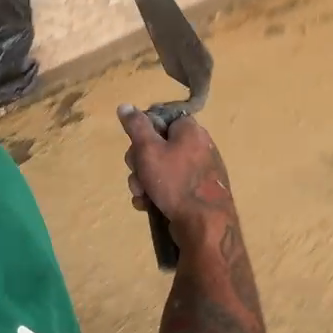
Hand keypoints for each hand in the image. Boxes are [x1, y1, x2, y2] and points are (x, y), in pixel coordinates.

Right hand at [119, 104, 236, 242]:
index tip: (135, 144)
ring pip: (160, 167)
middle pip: (157, 143)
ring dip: (144, 179)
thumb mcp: (148, 149)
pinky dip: (156, 193)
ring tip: (141, 194)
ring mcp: (200, 172)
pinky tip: (147, 204)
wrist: (206, 228)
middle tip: (136, 172)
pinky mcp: (198, 193)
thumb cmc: (175, 182)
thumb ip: (136, 125)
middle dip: (139, 160)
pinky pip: (171, 185)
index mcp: (191, 131)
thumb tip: (126, 105)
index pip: (162, 117)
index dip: (143, 129)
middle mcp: (199, 147)